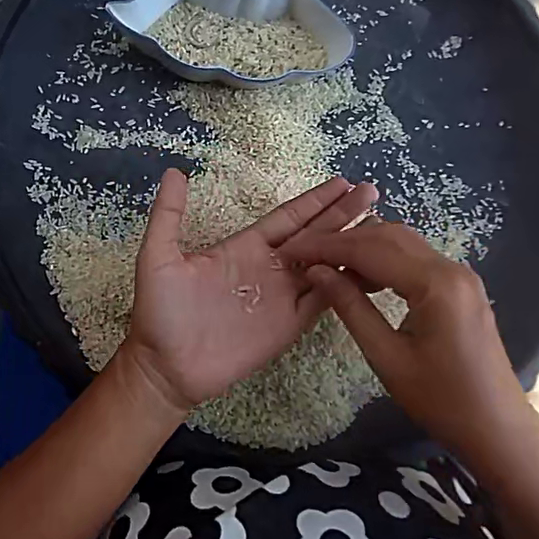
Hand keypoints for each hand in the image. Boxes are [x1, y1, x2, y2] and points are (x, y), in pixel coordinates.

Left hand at [118, 170, 377, 414]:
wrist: (165, 367)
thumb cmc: (160, 311)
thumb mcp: (159, 257)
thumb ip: (169, 215)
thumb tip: (175, 171)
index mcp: (245, 247)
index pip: (288, 217)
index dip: (314, 200)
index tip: (341, 182)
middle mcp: (269, 268)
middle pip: (314, 234)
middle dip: (342, 213)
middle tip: (371, 192)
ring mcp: (282, 297)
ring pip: (325, 264)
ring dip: (350, 245)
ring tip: (379, 226)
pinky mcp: (289, 326)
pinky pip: (323, 300)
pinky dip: (346, 285)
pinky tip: (368, 270)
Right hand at [279, 218, 523, 457]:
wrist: (498, 429)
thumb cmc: (442, 401)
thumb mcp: (386, 357)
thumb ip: (350, 306)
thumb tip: (316, 271)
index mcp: (436, 284)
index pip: (370, 249)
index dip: (327, 246)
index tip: (293, 248)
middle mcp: (451, 268)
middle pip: (387, 235)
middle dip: (343, 240)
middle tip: (305, 254)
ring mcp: (459, 275)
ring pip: (402, 242)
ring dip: (363, 247)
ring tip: (327, 265)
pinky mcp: (460, 286)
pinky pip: (415, 258)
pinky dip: (383, 259)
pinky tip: (361, 277)